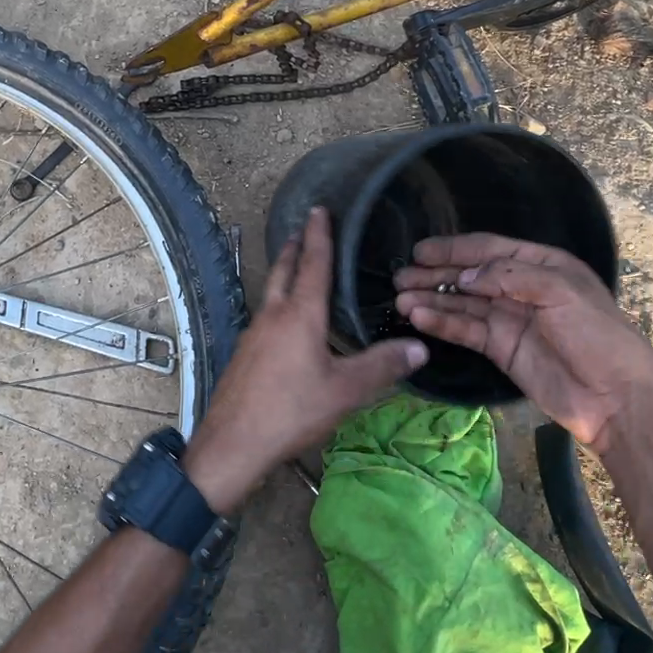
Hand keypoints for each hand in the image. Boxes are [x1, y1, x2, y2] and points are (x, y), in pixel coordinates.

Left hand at [183, 208, 427, 512]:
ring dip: (283, 273)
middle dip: (294, 248)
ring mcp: (253, 334)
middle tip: (302, 230)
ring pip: (271, 292)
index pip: (313, 264)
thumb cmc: (291, 411)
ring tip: (295, 267)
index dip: (319, 235)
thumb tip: (420, 346)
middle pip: (283, 271)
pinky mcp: (245, 354)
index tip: (320, 209)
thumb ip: (382, 366)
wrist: (233, 442)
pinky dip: (278, 302)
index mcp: (299, 315)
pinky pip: (265, 315)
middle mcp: (273, 315)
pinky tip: (285, 322)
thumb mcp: (345, 391)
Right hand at [393, 234, 652, 454]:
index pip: (489, 249)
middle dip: (435, 275)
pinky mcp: (500, 349)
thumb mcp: (561, 293)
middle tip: (400, 277)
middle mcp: (521, 288)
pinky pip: (465, 330)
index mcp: (542, 266)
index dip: (454, 249)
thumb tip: (465, 275)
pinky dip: (442, 323)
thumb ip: (510, 276)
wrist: (616, 400)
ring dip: (431, 300)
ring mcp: (509, 319)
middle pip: (469, 275)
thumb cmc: (597, 337)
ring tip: (399, 299)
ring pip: (462, 303)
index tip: (420, 252)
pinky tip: (418, 318)